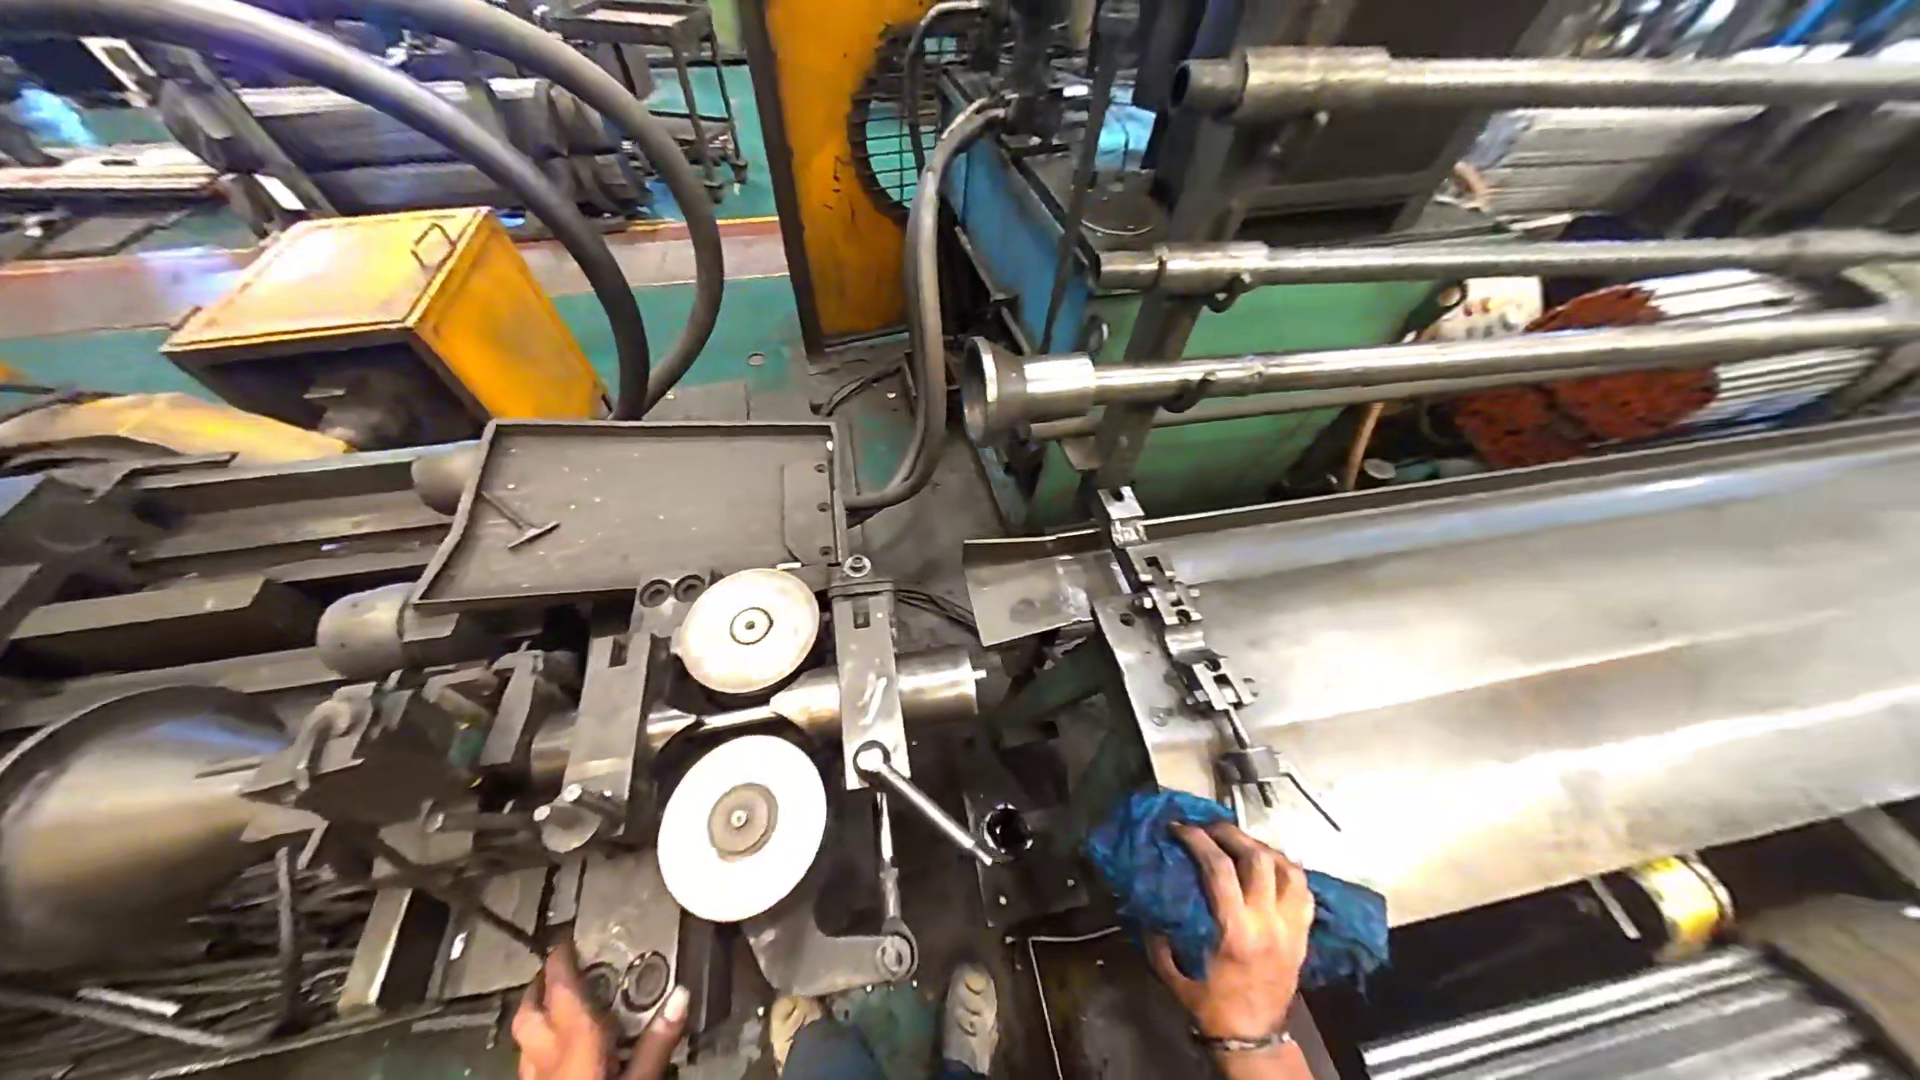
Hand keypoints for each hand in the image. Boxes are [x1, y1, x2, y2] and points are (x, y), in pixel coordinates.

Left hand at [513, 944, 690, 1079]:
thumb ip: (658, 1042)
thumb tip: (681, 994)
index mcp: (573, 1047)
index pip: (561, 993)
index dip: (560, 964)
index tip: (566, 942)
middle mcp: (544, 1063)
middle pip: (528, 1017)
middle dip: (537, 989)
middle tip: (555, 969)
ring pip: (522, 1044)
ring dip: (536, 1018)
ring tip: (557, 1005)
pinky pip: (529, 1068)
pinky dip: (540, 1048)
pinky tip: (557, 1056)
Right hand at [1149, 823, 1312, 1041]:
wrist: (1254, 1041)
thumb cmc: (1210, 1005)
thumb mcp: (1172, 970)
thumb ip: (1157, 933)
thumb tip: (1146, 898)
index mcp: (1235, 931)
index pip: (1219, 866)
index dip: (1196, 839)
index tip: (1178, 828)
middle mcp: (1268, 923)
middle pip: (1257, 857)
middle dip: (1230, 833)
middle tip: (1208, 826)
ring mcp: (1291, 928)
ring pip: (1287, 868)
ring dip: (1261, 846)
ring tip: (1238, 841)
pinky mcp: (1303, 935)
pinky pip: (1303, 890)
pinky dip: (1286, 869)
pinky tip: (1267, 864)